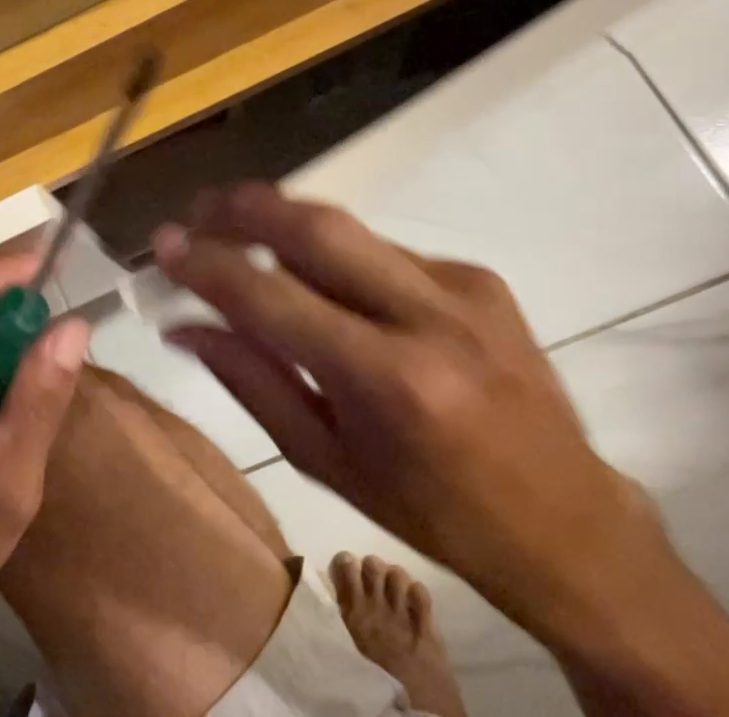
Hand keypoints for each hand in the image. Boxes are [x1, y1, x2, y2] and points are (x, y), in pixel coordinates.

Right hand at [154, 183, 667, 634]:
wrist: (566, 519)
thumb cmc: (431, 510)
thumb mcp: (325, 461)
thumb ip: (251, 381)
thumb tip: (184, 326)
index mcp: (389, 381)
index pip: (272, 298)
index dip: (207, 265)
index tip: (162, 246)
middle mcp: (431, 316)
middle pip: (318, 229)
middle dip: (243, 208)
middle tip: (194, 211)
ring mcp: (464, 288)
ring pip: (349, 230)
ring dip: (282, 225)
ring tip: (233, 233)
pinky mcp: (482, 277)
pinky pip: (383, 251)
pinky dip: (334, 256)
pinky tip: (315, 280)